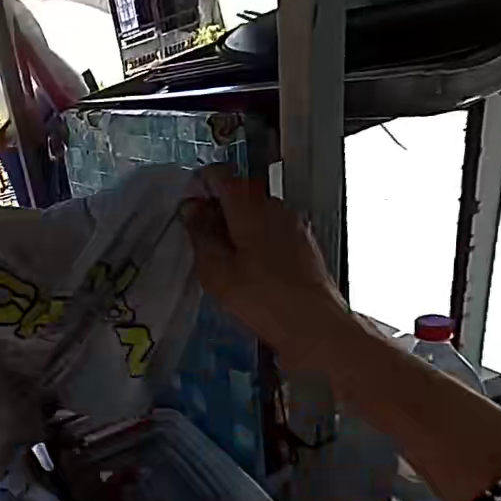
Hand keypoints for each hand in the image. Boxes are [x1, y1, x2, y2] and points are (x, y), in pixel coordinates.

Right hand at [181, 165, 357, 366]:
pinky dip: (253, 235)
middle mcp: (276, 207)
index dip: (200, 183)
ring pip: (257, 209)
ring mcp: (294, 224)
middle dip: (217, 204)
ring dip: (235, 221)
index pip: (223, 176)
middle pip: (241, 191)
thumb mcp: (215, 268)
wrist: (313, 325)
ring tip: (218, 250)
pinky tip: (244, 263)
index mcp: (251, 208)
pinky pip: (271, 227)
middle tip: (196, 229)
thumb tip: (191, 208)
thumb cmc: (261, 297)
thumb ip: (200, 233)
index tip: (186, 201)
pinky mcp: (303, 243)